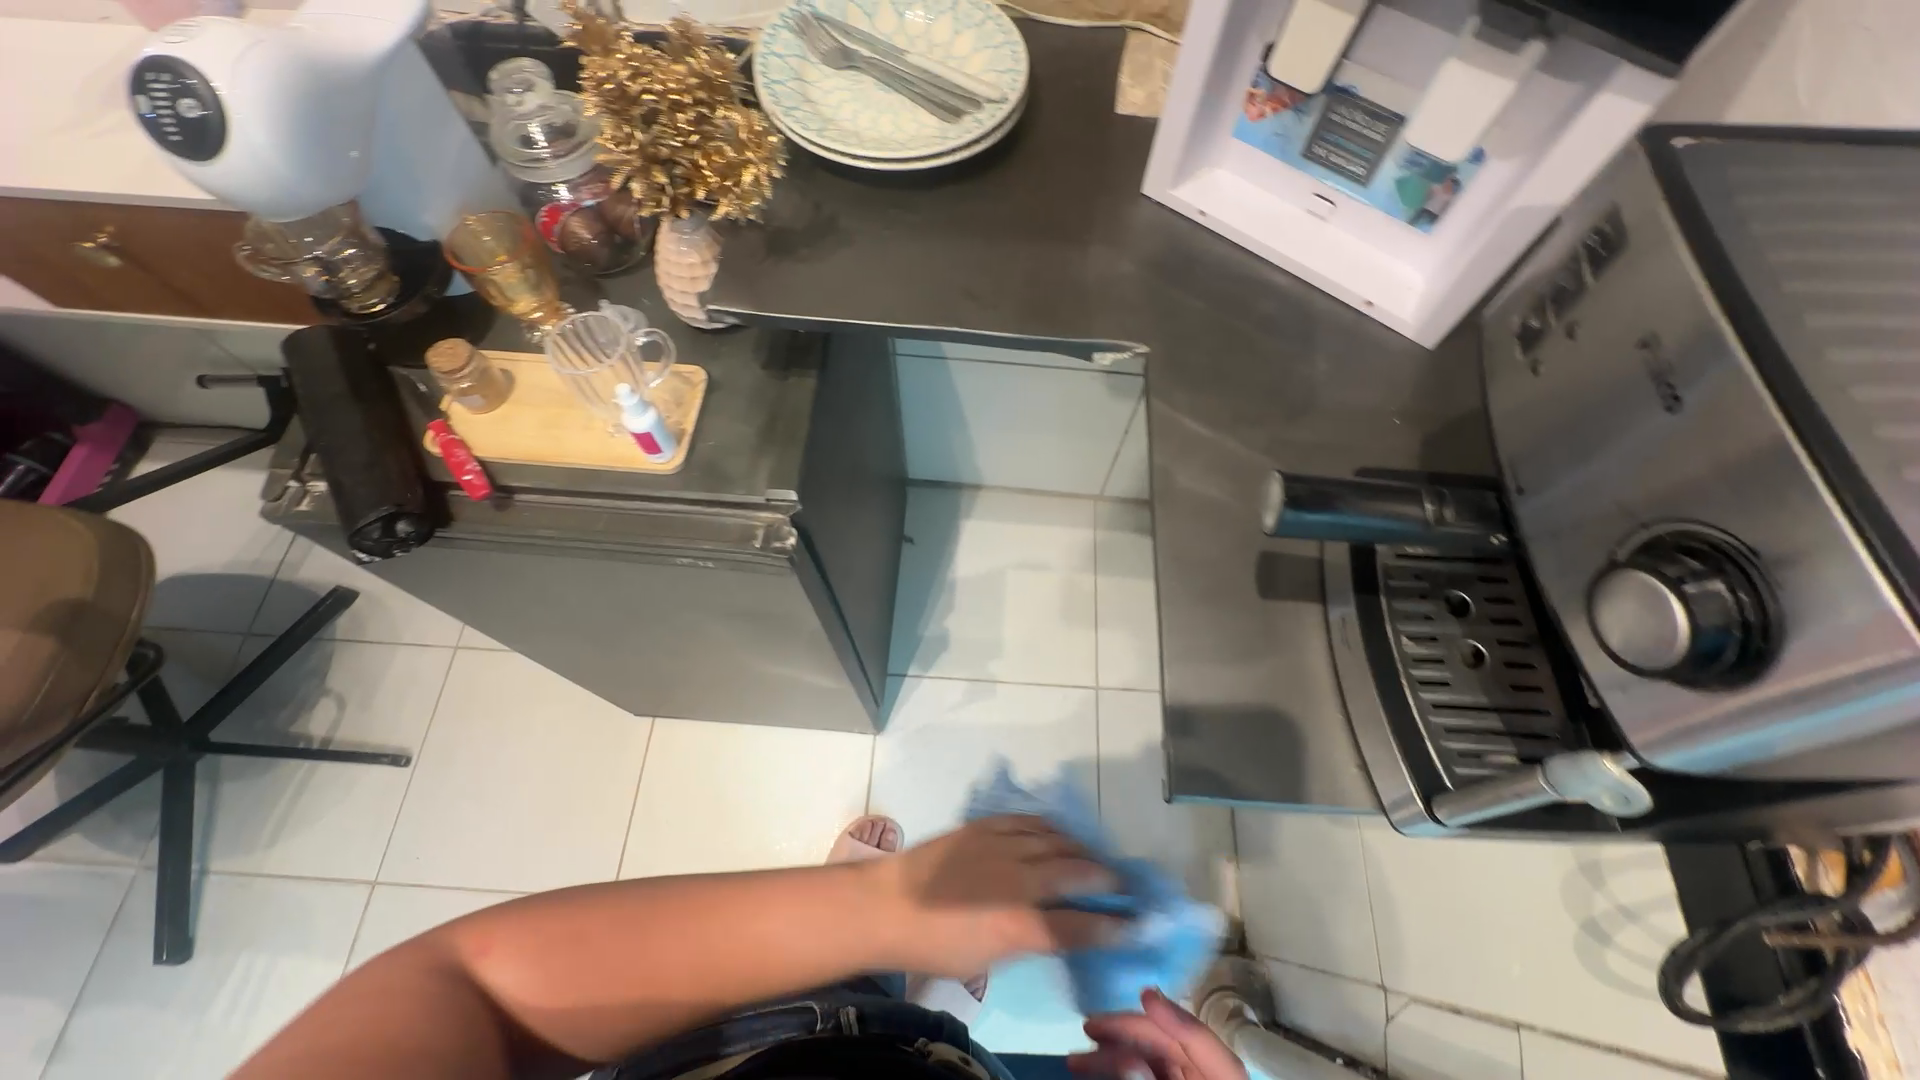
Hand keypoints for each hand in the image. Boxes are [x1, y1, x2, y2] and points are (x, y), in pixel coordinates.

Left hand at [868, 814, 1123, 977]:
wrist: (887, 906)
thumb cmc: (934, 945)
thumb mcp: (987, 958)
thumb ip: (1027, 940)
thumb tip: (1054, 928)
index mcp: (1021, 923)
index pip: (1081, 925)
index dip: (1113, 926)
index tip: (1135, 923)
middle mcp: (1019, 880)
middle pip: (1076, 872)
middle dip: (1106, 879)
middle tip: (1123, 885)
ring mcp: (1001, 846)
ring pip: (1056, 841)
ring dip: (1081, 850)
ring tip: (1094, 858)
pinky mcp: (984, 826)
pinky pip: (1028, 821)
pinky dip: (1049, 828)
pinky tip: (1057, 833)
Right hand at [1070, 989, 1248, 1079]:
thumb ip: (1153, 1078)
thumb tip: (1127, 1055)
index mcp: (1223, 1072)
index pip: (1200, 1038)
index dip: (1173, 1015)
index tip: (1143, 993)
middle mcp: (1208, 1071)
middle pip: (1168, 1043)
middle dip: (1125, 1033)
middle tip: (1087, 1027)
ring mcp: (1190, 1077)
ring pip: (1152, 1058)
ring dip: (1113, 1055)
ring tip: (1075, 1059)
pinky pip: (1151, 1072)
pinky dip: (1123, 1068)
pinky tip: (1095, 1066)